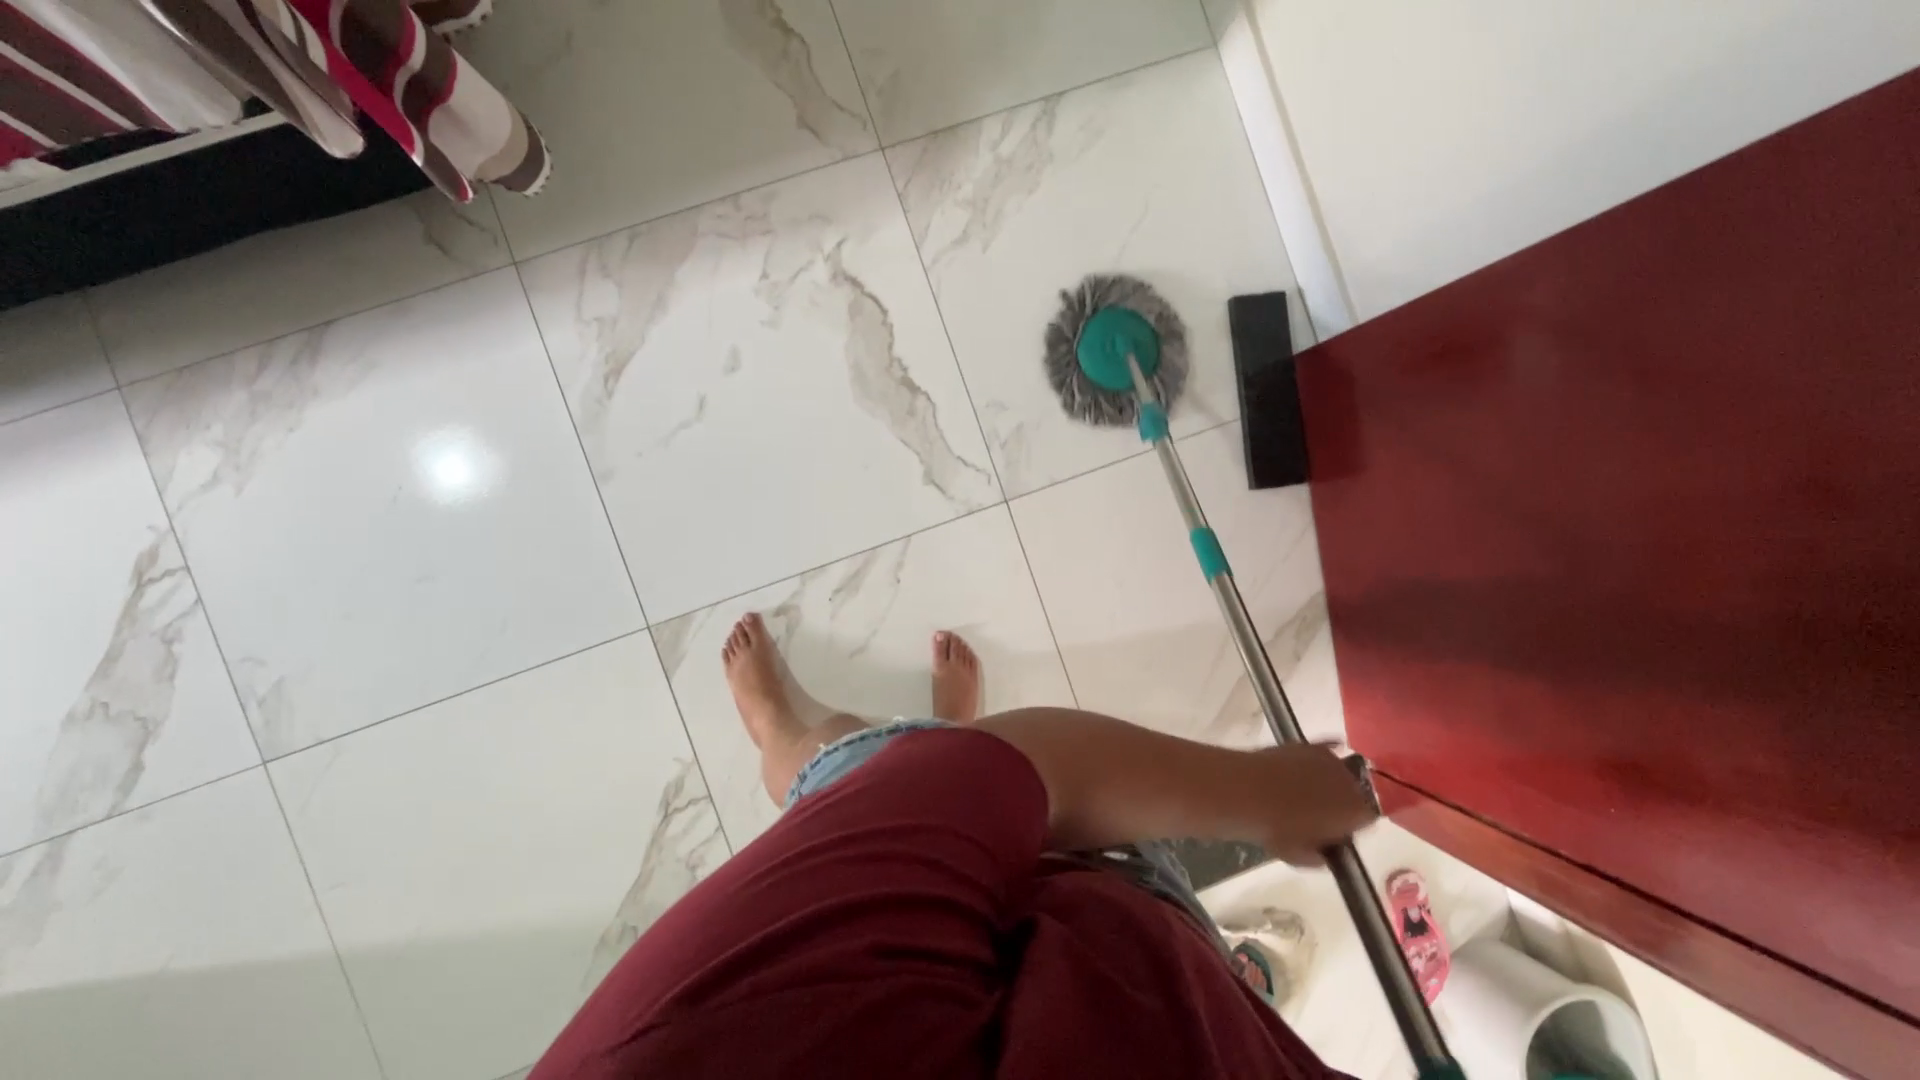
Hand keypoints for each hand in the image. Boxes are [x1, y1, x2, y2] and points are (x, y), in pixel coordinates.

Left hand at [1252, 744, 1378, 865]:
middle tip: (1319, 812)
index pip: (1367, 819)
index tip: (1337, 832)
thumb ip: (1319, 856)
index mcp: (1357, 813)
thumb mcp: (1300, 856)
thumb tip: (1322, 854)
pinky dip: (1319, 760)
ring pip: (1340, 773)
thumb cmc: (1276, 829)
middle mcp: (1352, 783)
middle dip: (1343, 802)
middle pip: (1356, 793)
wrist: (1248, 790)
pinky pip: (1323, 751)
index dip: (1351, 826)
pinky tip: (1306, 766)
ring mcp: (1331, 759)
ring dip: (1330, 780)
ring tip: (1305, 790)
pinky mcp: (1309, 744)